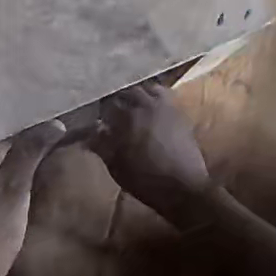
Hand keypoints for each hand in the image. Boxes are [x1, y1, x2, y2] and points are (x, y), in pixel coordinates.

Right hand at [91, 83, 214, 226]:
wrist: (183, 186)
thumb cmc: (145, 180)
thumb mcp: (117, 167)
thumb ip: (102, 145)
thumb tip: (92, 132)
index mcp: (127, 118)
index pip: (107, 105)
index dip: (101, 113)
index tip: (98, 121)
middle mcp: (145, 106)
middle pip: (127, 93)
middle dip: (118, 101)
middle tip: (114, 112)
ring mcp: (165, 107)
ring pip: (147, 89)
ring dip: (137, 95)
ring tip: (133, 107)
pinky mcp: (180, 113)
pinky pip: (165, 95)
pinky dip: (155, 95)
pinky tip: (152, 107)